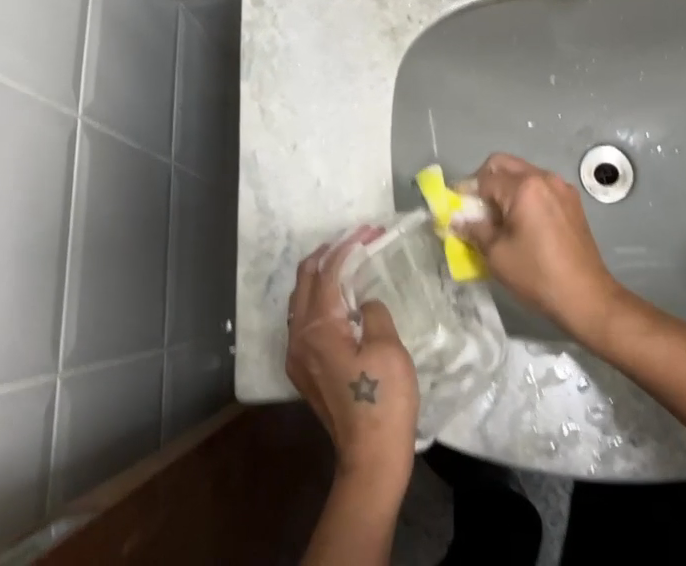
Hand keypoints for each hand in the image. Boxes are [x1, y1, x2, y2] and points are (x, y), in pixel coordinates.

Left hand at [285, 226, 419, 484]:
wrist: (370, 455)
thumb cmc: (383, 399)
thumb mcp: (387, 346)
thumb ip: (373, 313)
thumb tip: (363, 305)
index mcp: (318, 327)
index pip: (329, 273)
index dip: (348, 248)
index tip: (367, 231)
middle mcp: (298, 338)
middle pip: (305, 282)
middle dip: (327, 255)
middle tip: (352, 240)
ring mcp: (297, 357)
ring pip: (300, 302)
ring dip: (319, 277)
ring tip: (343, 261)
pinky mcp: (304, 372)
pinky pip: (304, 323)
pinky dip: (319, 301)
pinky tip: (339, 301)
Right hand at [455, 153, 625, 339]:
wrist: (586, 295)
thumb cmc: (537, 274)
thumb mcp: (497, 254)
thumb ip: (474, 229)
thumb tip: (457, 219)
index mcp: (524, 187)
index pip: (484, 178)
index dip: (465, 192)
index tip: (456, 209)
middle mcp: (544, 178)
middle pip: (504, 164)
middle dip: (484, 181)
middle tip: (475, 208)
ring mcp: (562, 188)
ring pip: (523, 173)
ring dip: (505, 187)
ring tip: (498, 218)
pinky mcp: (572, 202)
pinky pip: (540, 186)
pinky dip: (524, 195)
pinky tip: (521, 222)